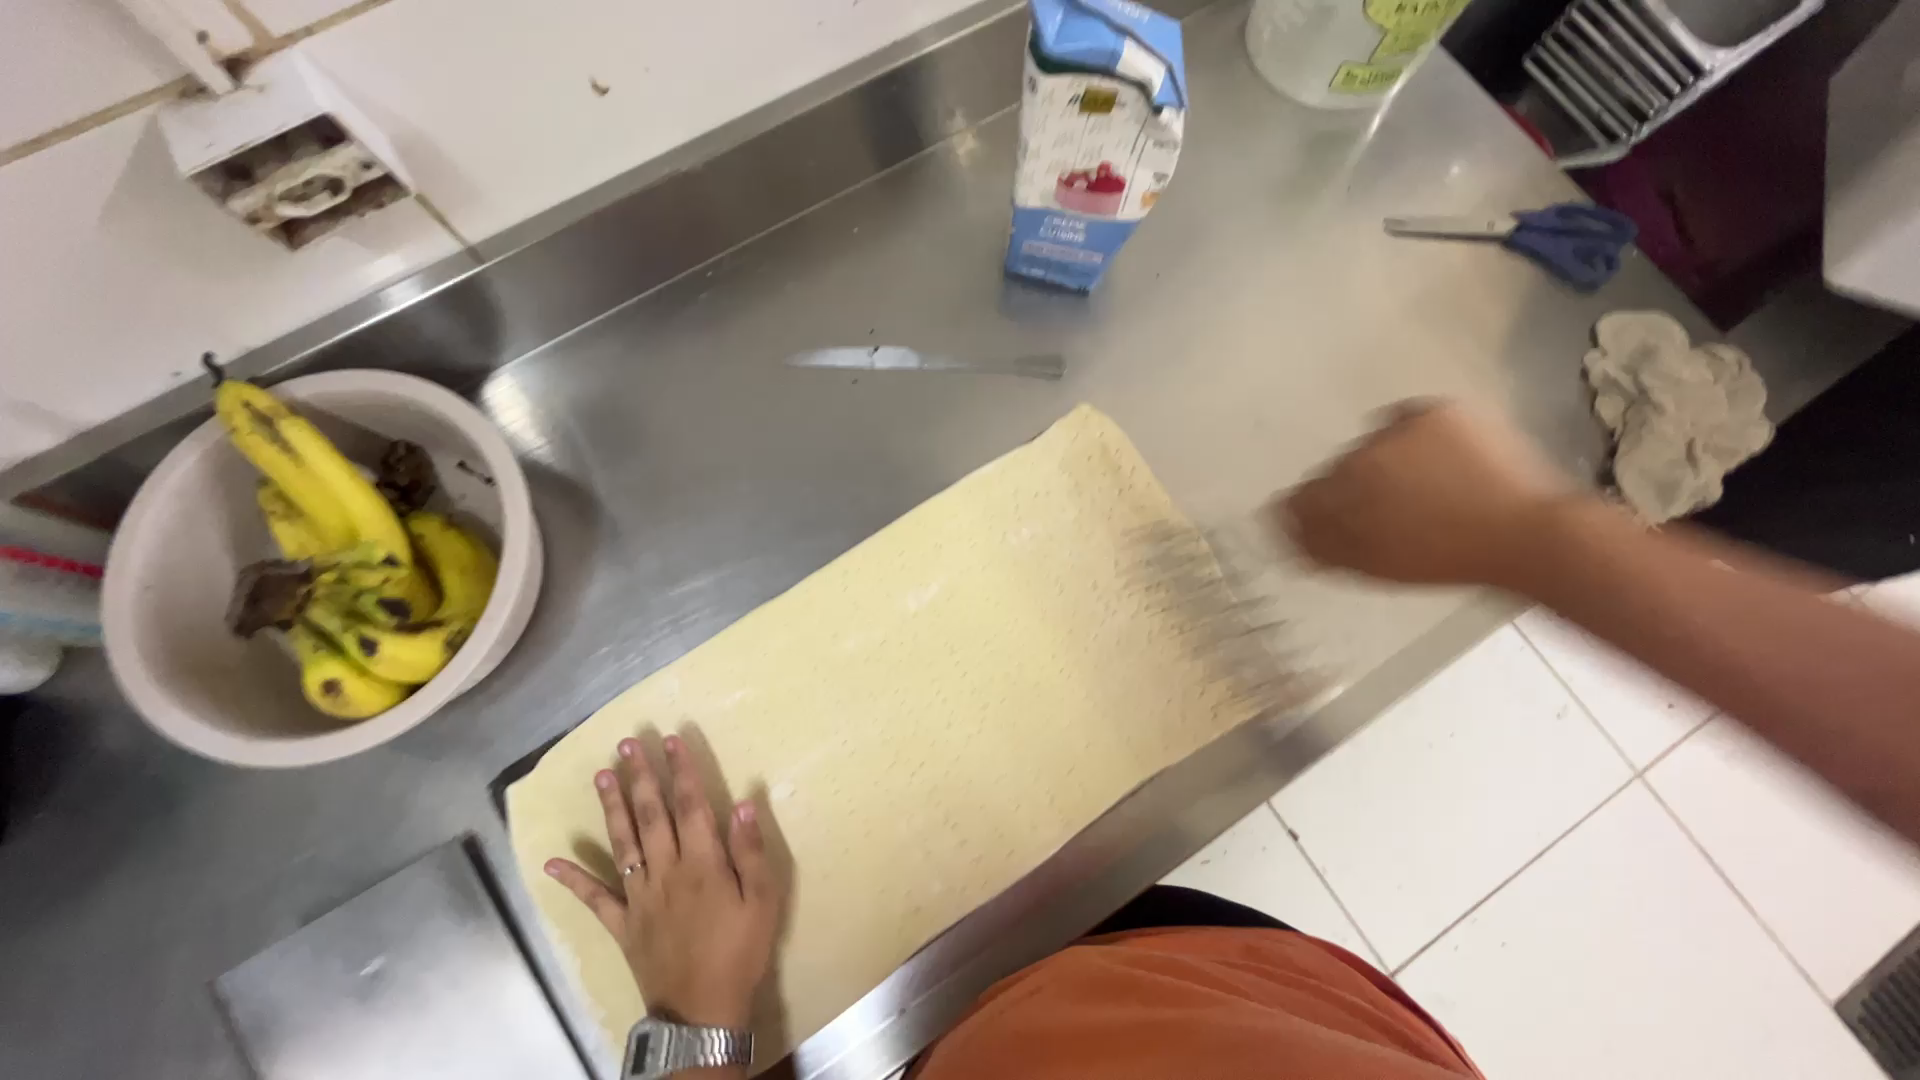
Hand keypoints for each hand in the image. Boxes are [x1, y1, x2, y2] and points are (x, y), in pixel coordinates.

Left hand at [546, 734, 782, 1029]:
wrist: (702, 1011)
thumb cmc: (740, 952)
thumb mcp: (763, 901)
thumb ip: (751, 853)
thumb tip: (743, 804)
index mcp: (702, 863)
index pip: (690, 805)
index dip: (680, 771)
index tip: (670, 740)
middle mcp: (665, 871)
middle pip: (650, 815)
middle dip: (640, 777)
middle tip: (627, 744)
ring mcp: (639, 897)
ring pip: (622, 844)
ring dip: (611, 808)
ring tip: (601, 776)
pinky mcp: (622, 924)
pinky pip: (595, 898)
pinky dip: (573, 880)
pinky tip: (552, 862)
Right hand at [1277, 400, 1571, 588]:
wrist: (1528, 536)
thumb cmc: (1446, 559)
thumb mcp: (1369, 563)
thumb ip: (1315, 541)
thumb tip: (1278, 519)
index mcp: (1338, 495)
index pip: (1301, 496)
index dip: (1313, 511)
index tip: (1334, 523)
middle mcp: (1357, 456)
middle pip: (1338, 468)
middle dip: (1357, 488)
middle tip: (1395, 513)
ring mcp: (1399, 431)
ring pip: (1373, 443)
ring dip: (1387, 462)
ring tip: (1425, 490)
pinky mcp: (1437, 413)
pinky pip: (1408, 417)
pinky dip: (1414, 435)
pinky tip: (1436, 459)